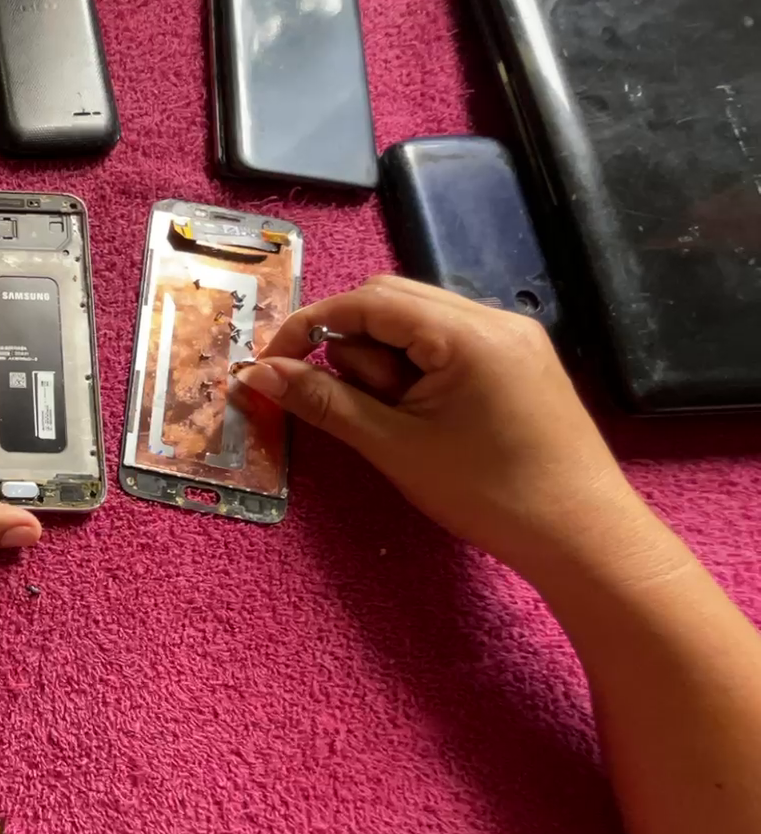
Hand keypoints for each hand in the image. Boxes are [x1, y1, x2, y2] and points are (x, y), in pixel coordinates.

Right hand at [235, 275, 648, 578]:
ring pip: (405, 321)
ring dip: (373, 359)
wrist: (578, 533)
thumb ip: (319, 399)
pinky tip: (403, 407)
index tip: (270, 367)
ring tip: (385, 413)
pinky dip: (399, 367)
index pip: (365, 301)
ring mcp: (504, 337)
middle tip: (328, 393)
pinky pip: (431, 342)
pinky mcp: (506, 360)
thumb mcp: (388, 443)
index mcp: (468, 334)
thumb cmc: (482, 489)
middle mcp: (491, 319)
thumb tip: (255, 373)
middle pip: (384, 300)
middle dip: (341, 341)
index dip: (307, 326)